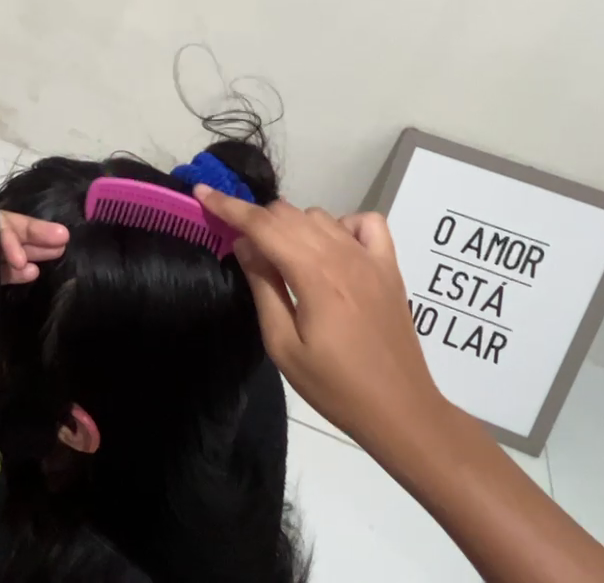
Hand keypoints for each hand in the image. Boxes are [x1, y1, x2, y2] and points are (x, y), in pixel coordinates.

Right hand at [196, 187, 449, 445]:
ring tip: (281, 255)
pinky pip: (364, 222)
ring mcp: (370, 257)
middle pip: (287, 213)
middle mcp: (342, 255)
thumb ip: (263, 287)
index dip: (228, 206)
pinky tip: (331, 246)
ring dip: (292, 224)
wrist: (401, 411)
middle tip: (239, 243)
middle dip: (256, 218)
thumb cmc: (335, 387)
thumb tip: (245, 245)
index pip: (262, 225)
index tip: (202, 191)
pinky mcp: (389, 266)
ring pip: (319, 215)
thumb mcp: (283, 345)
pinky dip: (341, 224)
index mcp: (314, 275)